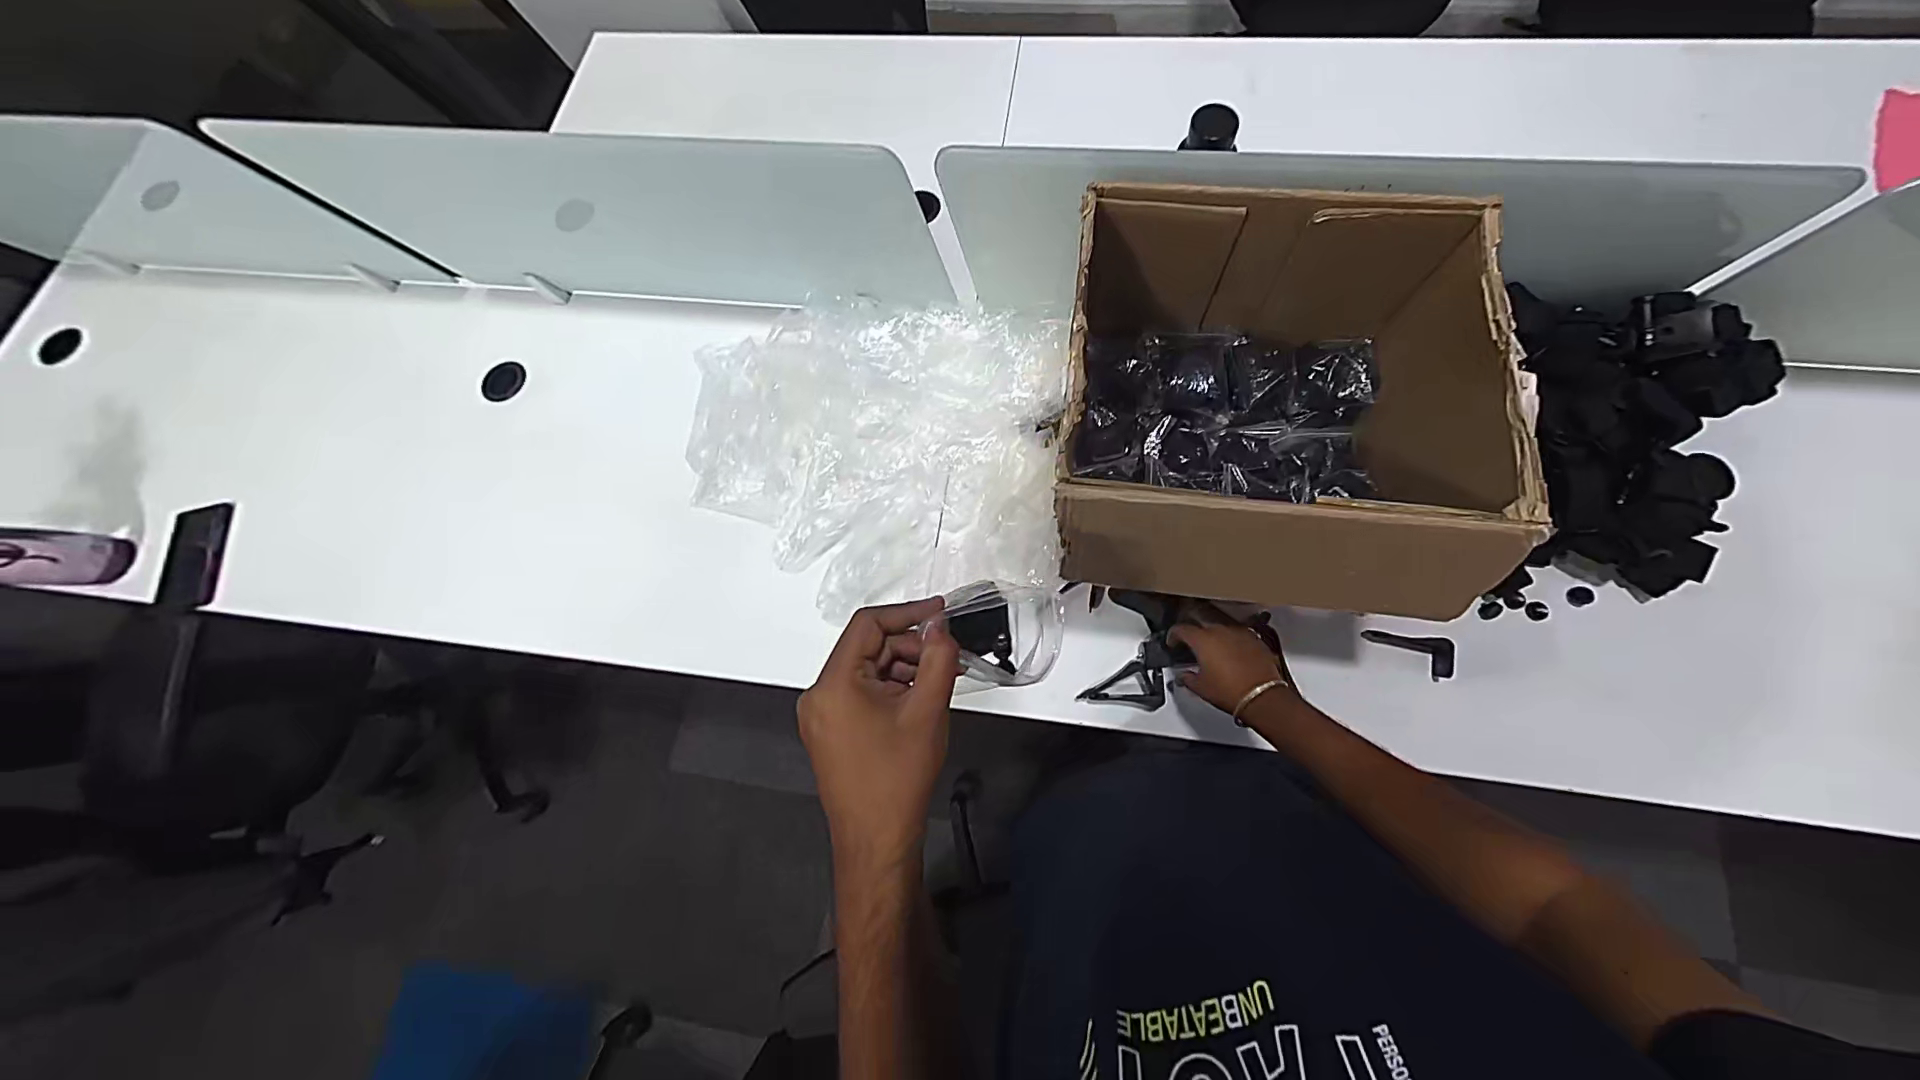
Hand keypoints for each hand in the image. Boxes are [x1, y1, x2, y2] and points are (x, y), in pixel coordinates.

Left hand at [799, 597, 961, 872]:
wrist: (878, 839)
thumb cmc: (894, 785)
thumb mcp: (926, 710)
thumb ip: (938, 658)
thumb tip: (940, 627)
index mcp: (834, 685)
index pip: (868, 625)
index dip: (907, 613)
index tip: (936, 613)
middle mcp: (820, 696)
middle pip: (870, 648)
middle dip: (911, 649)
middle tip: (946, 658)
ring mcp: (824, 714)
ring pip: (869, 670)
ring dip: (905, 670)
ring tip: (937, 686)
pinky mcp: (833, 728)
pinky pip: (864, 692)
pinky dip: (893, 689)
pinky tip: (919, 701)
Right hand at [1168, 612, 1305, 718]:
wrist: (1262, 697)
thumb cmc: (1232, 691)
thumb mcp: (1201, 687)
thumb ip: (1187, 677)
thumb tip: (1184, 676)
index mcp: (1202, 639)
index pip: (1181, 629)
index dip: (1173, 635)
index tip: (1173, 642)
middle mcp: (1220, 630)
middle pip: (1201, 616)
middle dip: (1192, 623)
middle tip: (1189, 635)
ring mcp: (1240, 632)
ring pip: (1221, 623)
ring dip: (1213, 630)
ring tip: (1211, 643)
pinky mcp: (1255, 639)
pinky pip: (1238, 632)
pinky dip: (1231, 638)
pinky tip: (1231, 649)